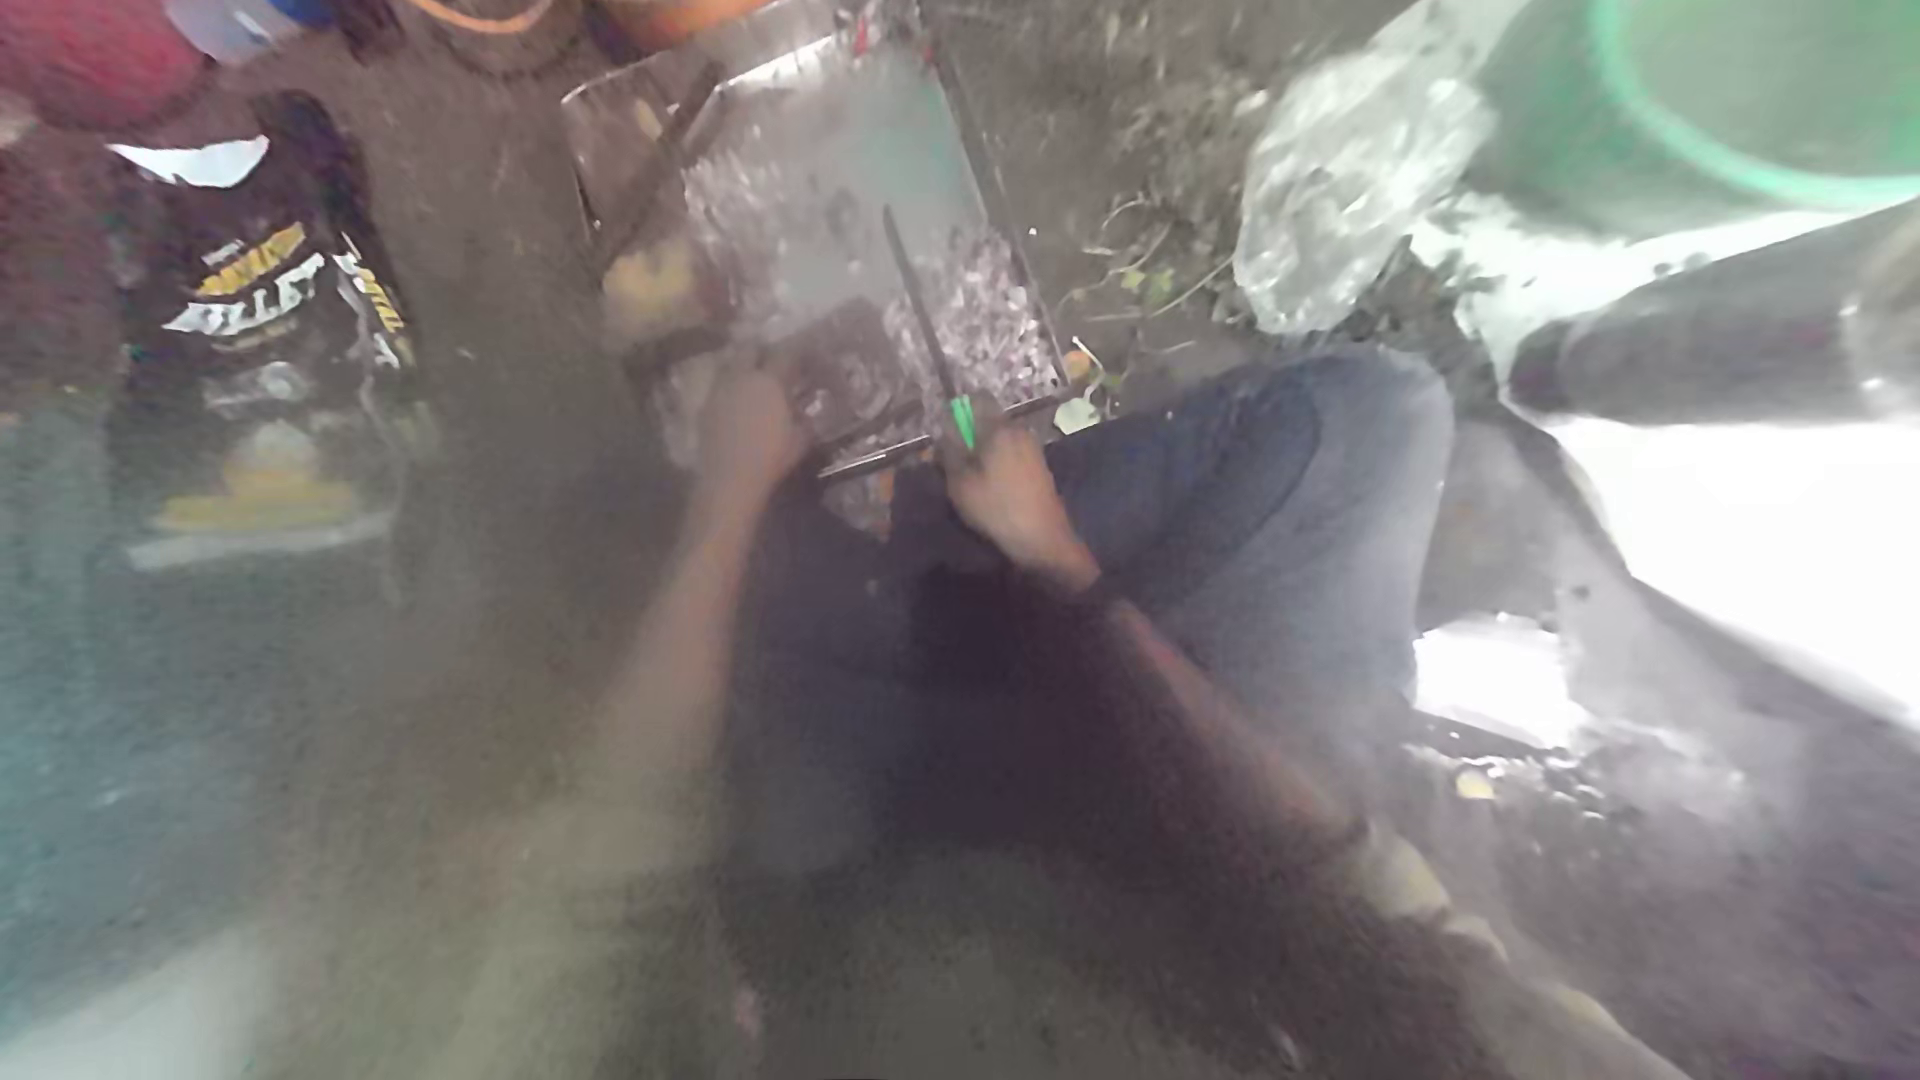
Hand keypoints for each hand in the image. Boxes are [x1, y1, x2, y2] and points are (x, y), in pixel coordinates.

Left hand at [693, 361, 808, 514]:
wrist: (730, 478)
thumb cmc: (772, 457)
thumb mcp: (802, 439)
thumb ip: (806, 419)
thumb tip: (807, 409)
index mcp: (771, 381)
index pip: (786, 353)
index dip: (797, 352)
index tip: (805, 356)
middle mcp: (743, 377)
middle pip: (750, 348)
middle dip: (763, 351)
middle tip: (775, 362)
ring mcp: (720, 389)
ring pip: (731, 364)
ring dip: (744, 366)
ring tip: (755, 380)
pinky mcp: (706, 405)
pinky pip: (720, 386)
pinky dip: (731, 387)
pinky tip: (738, 403)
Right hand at [945, 426, 1100, 591]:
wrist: (1043, 539)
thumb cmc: (997, 508)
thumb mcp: (960, 483)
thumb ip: (948, 453)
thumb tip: (943, 434)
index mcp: (999, 428)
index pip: (978, 398)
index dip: (959, 410)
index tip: (948, 433)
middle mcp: (1019, 430)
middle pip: (988, 421)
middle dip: (969, 435)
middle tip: (954, 462)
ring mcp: (1033, 448)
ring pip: (1000, 439)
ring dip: (984, 453)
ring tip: (972, 480)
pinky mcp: (1039, 467)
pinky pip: (1012, 454)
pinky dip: (999, 464)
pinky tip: (993, 489)